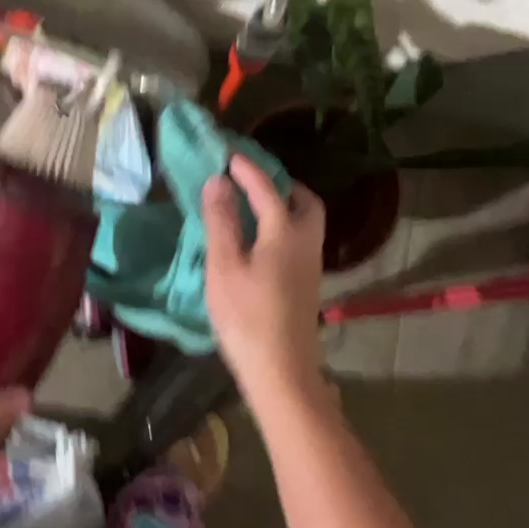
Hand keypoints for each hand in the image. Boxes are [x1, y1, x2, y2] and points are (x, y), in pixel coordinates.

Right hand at [203, 154, 330, 406]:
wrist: (281, 374)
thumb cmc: (247, 317)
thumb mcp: (224, 265)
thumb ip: (221, 220)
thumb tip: (219, 181)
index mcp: (285, 233)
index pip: (267, 188)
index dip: (247, 168)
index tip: (227, 153)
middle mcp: (305, 243)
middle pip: (304, 202)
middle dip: (279, 183)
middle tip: (249, 179)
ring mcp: (309, 266)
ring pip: (304, 222)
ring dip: (281, 205)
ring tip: (248, 204)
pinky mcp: (305, 284)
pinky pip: (297, 238)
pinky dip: (280, 225)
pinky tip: (255, 237)